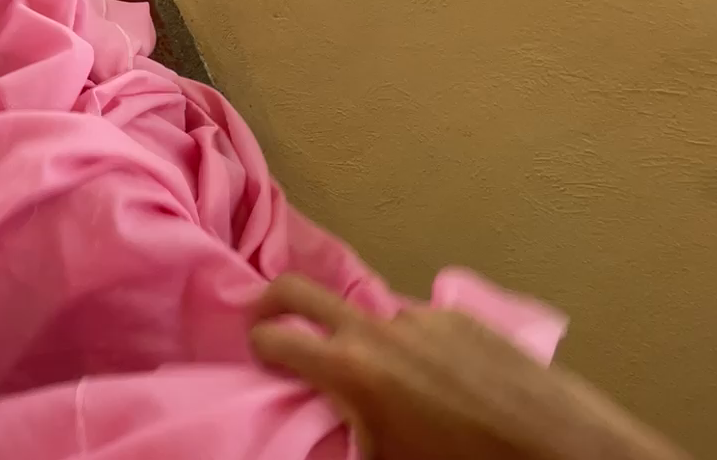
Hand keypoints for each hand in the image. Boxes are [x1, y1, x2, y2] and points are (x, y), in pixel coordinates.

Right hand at [248, 274, 689, 459]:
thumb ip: (347, 427)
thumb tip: (326, 407)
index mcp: (350, 367)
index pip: (271, 335)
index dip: (256, 345)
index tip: (263, 359)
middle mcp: (374, 330)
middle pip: (294, 288)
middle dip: (268, 300)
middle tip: (268, 321)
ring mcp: (418, 318)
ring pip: (367, 318)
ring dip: (365, 342)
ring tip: (402, 385)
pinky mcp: (460, 319)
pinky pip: (419, 327)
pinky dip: (416, 349)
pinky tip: (449, 383)